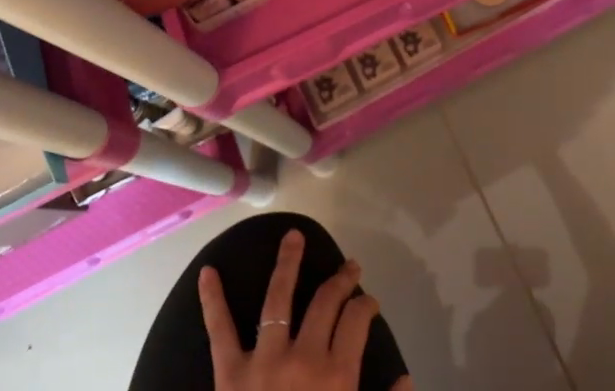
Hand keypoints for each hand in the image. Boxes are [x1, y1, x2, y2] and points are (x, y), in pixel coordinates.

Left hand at [199, 230, 411, 390]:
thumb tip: (407, 379)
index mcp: (338, 375)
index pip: (358, 320)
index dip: (366, 304)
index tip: (369, 300)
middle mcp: (304, 358)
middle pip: (325, 302)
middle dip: (341, 279)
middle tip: (349, 267)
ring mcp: (264, 361)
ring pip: (278, 300)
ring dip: (287, 264)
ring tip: (293, 237)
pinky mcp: (229, 372)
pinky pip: (219, 331)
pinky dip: (212, 301)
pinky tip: (208, 272)